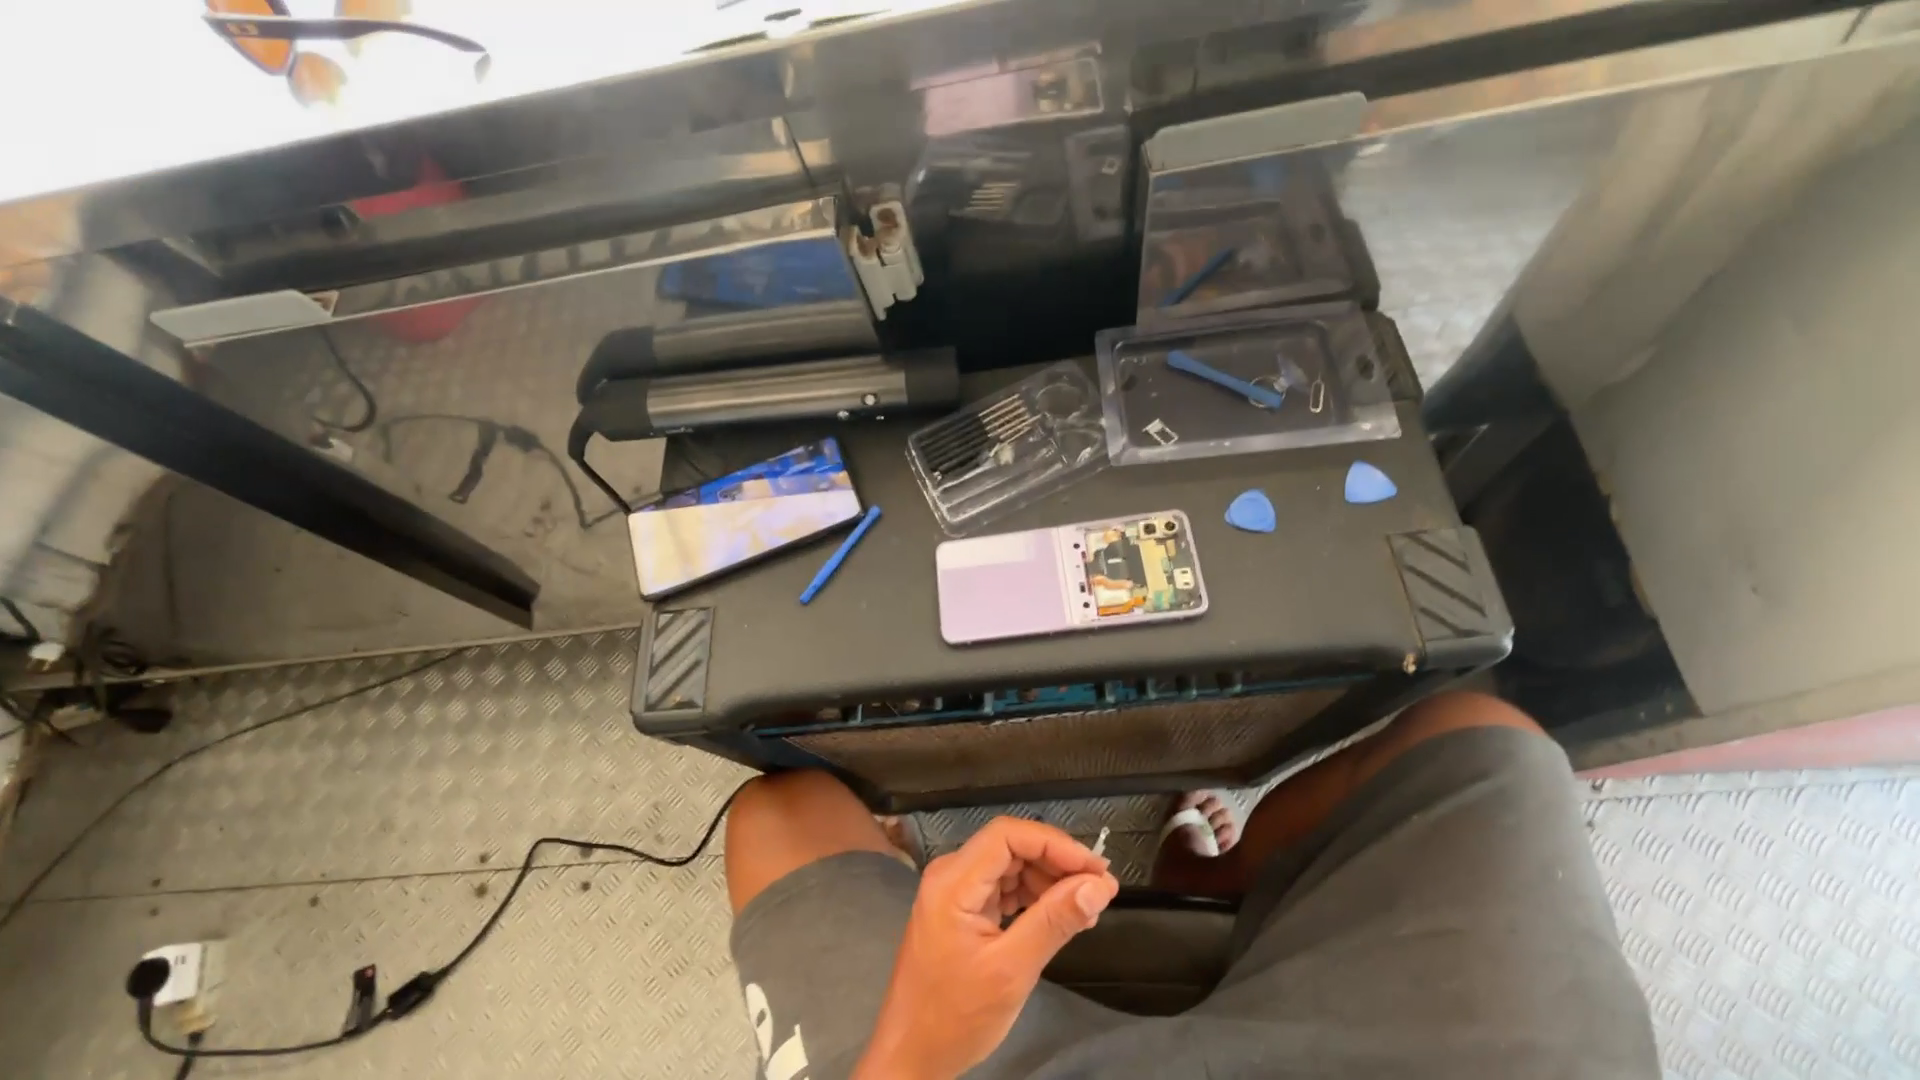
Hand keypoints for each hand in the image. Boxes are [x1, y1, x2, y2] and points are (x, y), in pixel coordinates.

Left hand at [853, 818, 1118, 1079]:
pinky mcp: (961, 911)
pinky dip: (1033, 898)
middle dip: (1057, 863)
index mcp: (953, 881)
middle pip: (1011, 847)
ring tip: (1086, 909)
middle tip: (1099, 890)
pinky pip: (1002, 889)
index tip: (1095, 870)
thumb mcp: (1011, 970)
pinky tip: (1060, 917)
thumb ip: (1055, 921)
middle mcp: (950, 875)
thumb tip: (1099, 885)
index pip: (1009, 835)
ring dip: (1049, 881)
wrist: (910, 1056)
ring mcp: (954, 893)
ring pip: (1010, 866)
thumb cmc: (955, 1015)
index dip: (1056, 844)